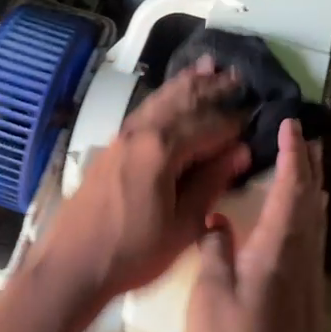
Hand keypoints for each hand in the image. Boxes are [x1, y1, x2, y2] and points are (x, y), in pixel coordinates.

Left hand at [33, 58, 250, 305]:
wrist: (73, 264)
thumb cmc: (132, 253)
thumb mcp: (182, 225)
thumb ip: (211, 183)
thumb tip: (241, 151)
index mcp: (162, 149)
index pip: (208, 124)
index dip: (234, 121)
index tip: (257, 114)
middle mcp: (142, 131)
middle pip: (183, 101)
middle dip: (212, 89)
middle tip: (238, 76)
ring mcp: (123, 135)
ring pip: (161, 99)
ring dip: (187, 83)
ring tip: (208, 67)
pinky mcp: (112, 146)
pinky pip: (146, 109)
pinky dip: (165, 95)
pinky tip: (172, 94)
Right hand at [186, 120, 325, 331]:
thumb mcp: (209, 294)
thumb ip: (216, 250)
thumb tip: (220, 222)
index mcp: (278, 252)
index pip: (291, 190)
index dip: (292, 155)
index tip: (291, 125)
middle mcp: (302, 263)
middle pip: (313, 203)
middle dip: (311, 166)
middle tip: (309, 136)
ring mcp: (309, 287)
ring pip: (318, 226)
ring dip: (314, 191)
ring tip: (312, 169)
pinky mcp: (308, 308)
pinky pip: (315, 247)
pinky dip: (312, 221)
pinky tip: (306, 226)